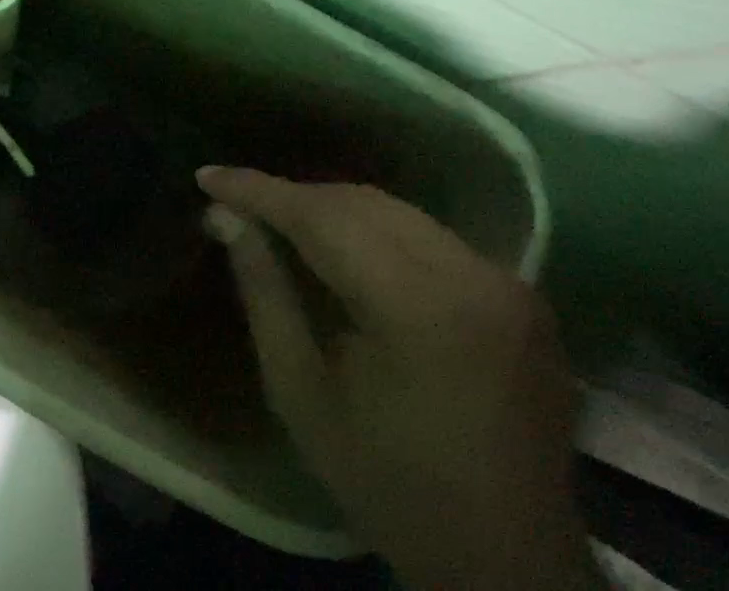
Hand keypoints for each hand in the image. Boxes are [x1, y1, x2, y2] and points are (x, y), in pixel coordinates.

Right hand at [196, 167, 602, 590]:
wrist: (505, 556)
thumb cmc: (385, 481)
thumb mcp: (301, 391)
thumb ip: (266, 293)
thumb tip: (225, 220)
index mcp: (418, 307)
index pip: (324, 217)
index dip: (259, 190)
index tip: (206, 175)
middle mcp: (474, 277)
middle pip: (366, 203)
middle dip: (295, 195)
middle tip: (236, 203)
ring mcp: (509, 285)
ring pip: (402, 213)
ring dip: (335, 209)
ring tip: (279, 220)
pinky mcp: (522, 298)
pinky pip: (433, 239)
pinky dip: (378, 232)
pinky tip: (343, 250)